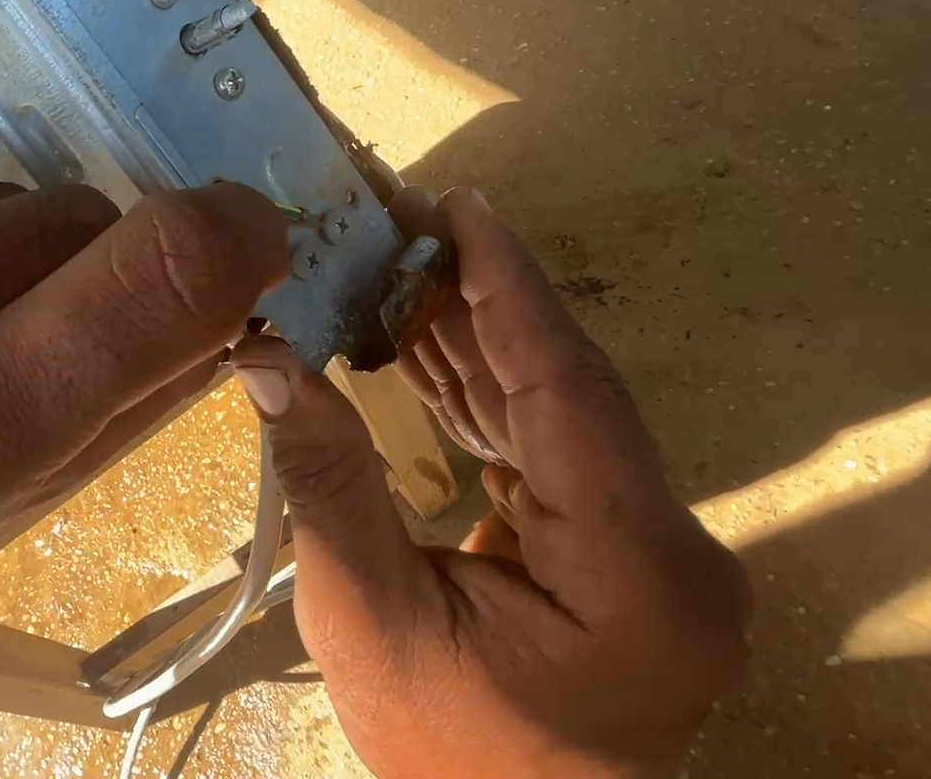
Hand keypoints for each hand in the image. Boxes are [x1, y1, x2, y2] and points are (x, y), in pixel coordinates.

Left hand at [0, 168, 288, 585]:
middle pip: (84, 215)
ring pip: (8, 198)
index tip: (247, 241)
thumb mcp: (31, 487)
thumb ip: (140, 383)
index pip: (160, 273)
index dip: (233, 237)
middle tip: (40, 325)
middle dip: (97, 262)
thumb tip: (227, 284)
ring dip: (8, 249)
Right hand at [230, 187, 749, 777]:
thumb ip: (326, 476)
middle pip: (563, 385)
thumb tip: (263, 356)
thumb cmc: (439, 743)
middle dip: (478, 294)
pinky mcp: (607, 544)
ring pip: (548, 404)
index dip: (509, 289)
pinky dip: (471, 383)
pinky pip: (534, 438)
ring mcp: (642, 543)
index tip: (462, 206)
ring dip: (468, 331)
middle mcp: (667, 544)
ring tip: (396, 259)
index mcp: (637, 571)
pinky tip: (413, 335)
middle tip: (405, 216)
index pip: (569, 391)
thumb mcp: (364, 611)